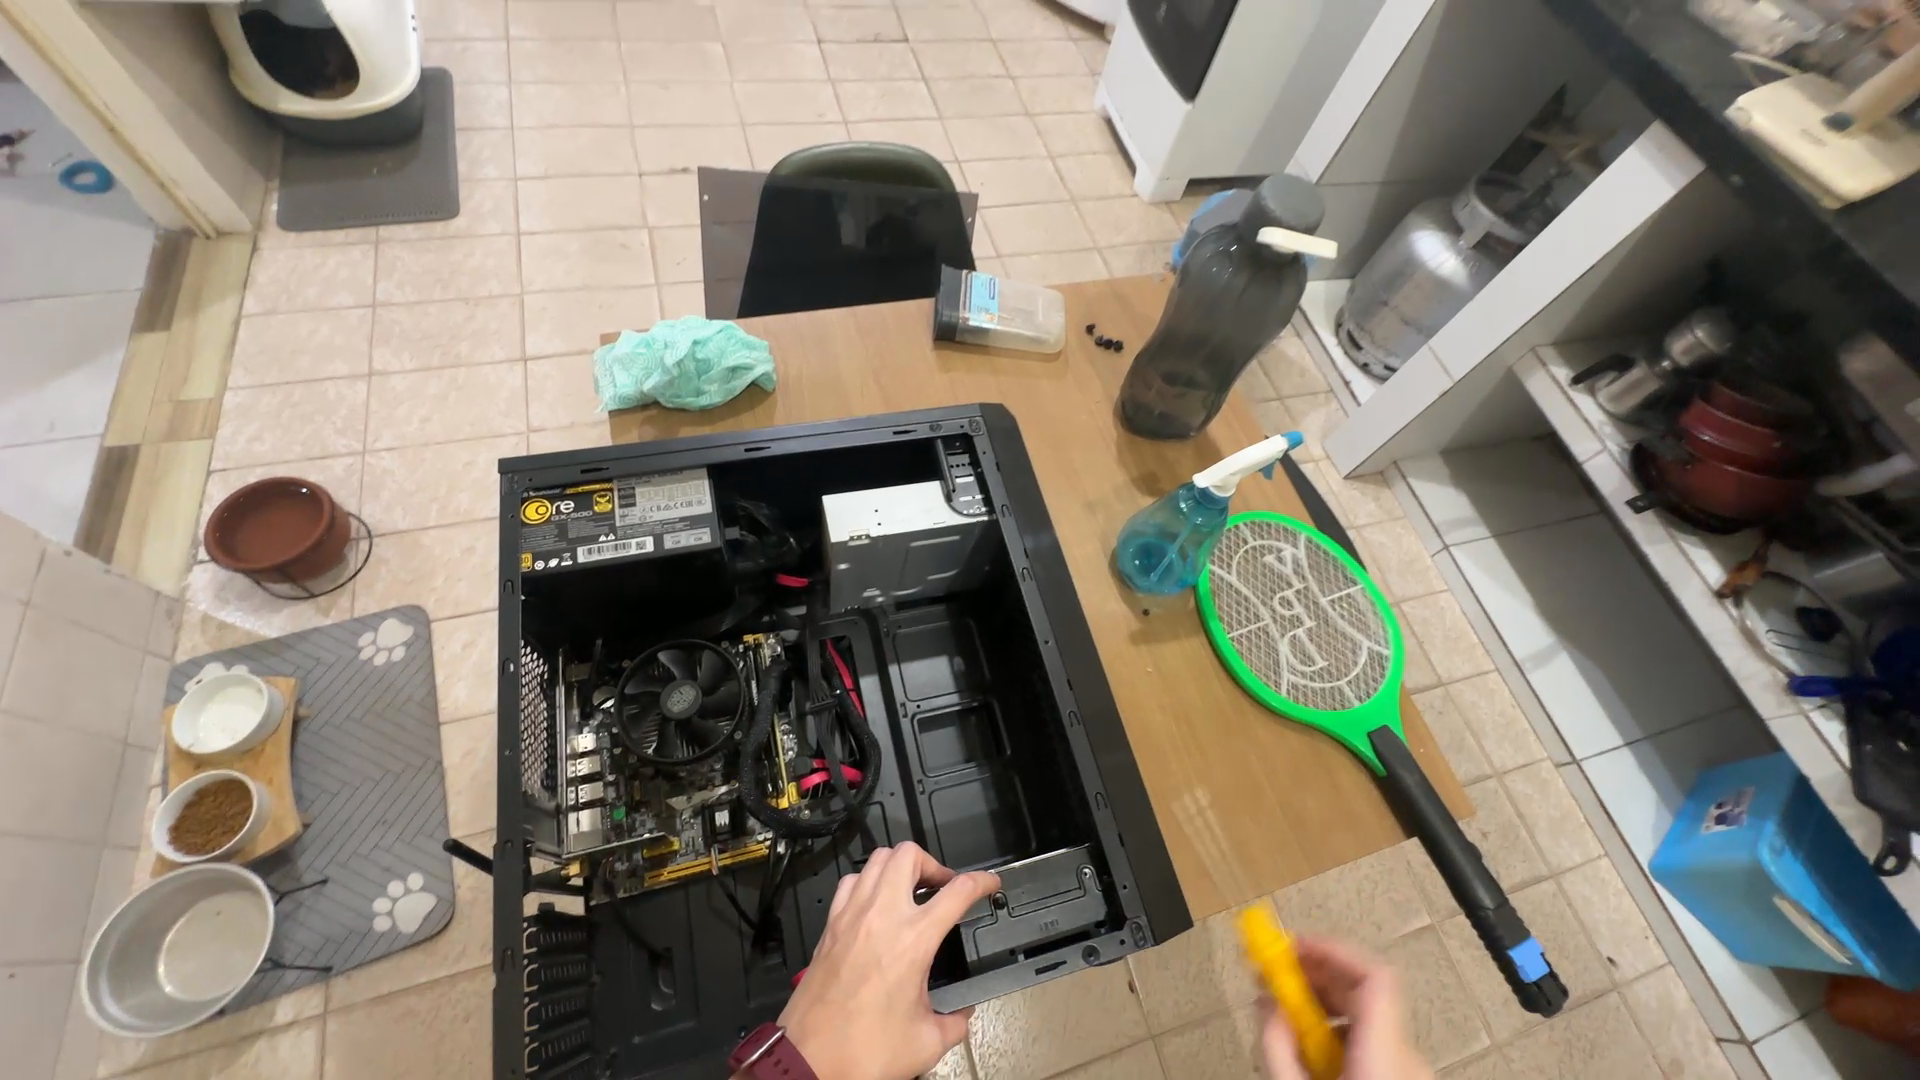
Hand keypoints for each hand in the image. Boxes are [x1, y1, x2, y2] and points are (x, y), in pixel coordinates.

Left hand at [776, 843, 999, 1079]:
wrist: (809, 1059)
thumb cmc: (861, 1049)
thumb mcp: (925, 1043)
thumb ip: (954, 1023)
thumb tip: (962, 1015)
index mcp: (913, 940)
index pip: (957, 891)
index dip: (982, 881)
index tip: (989, 884)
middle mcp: (882, 916)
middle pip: (910, 854)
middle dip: (933, 863)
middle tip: (942, 886)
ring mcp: (853, 914)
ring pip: (878, 858)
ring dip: (900, 866)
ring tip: (911, 887)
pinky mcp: (831, 923)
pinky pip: (851, 881)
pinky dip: (868, 881)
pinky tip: (875, 901)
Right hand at [1260, 937, 1431, 1079]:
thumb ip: (1277, 1042)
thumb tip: (1267, 997)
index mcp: (1385, 1055)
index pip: (1374, 976)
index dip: (1333, 948)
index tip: (1289, 944)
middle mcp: (1408, 1054)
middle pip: (1365, 989)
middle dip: (1316, 972)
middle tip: (1273, 971)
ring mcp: (1411, 1067)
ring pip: (1366, 1012)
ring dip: (1323, 999)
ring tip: (1285, 1012)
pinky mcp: (1405, 1077)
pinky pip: (1372, 1035)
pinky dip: (1338, 1025)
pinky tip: (1311, 1045)